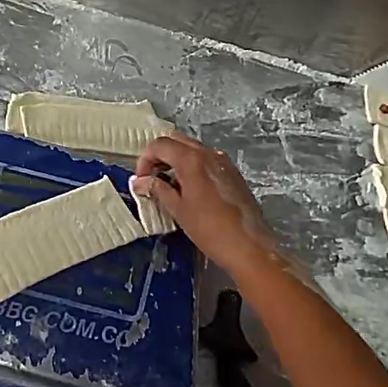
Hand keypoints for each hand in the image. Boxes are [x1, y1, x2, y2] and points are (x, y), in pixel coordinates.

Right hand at [133, 133, 283, 274]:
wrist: (248, 245)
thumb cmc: (210, 229)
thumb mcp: (178, 209)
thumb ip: (157, 189)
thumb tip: (139, 182)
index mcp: (192, 159)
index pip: (160, 145)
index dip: (145, 159)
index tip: (141, 179)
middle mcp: (209, 153)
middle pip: (176, 141)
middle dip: (160, 156)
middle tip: (151, 178)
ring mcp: (223, 161)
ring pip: (192, 149)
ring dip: (176, 160)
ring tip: (168, 185)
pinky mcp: (232, 172)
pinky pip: (206, 160)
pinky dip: (192, 166)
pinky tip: (189, 189)